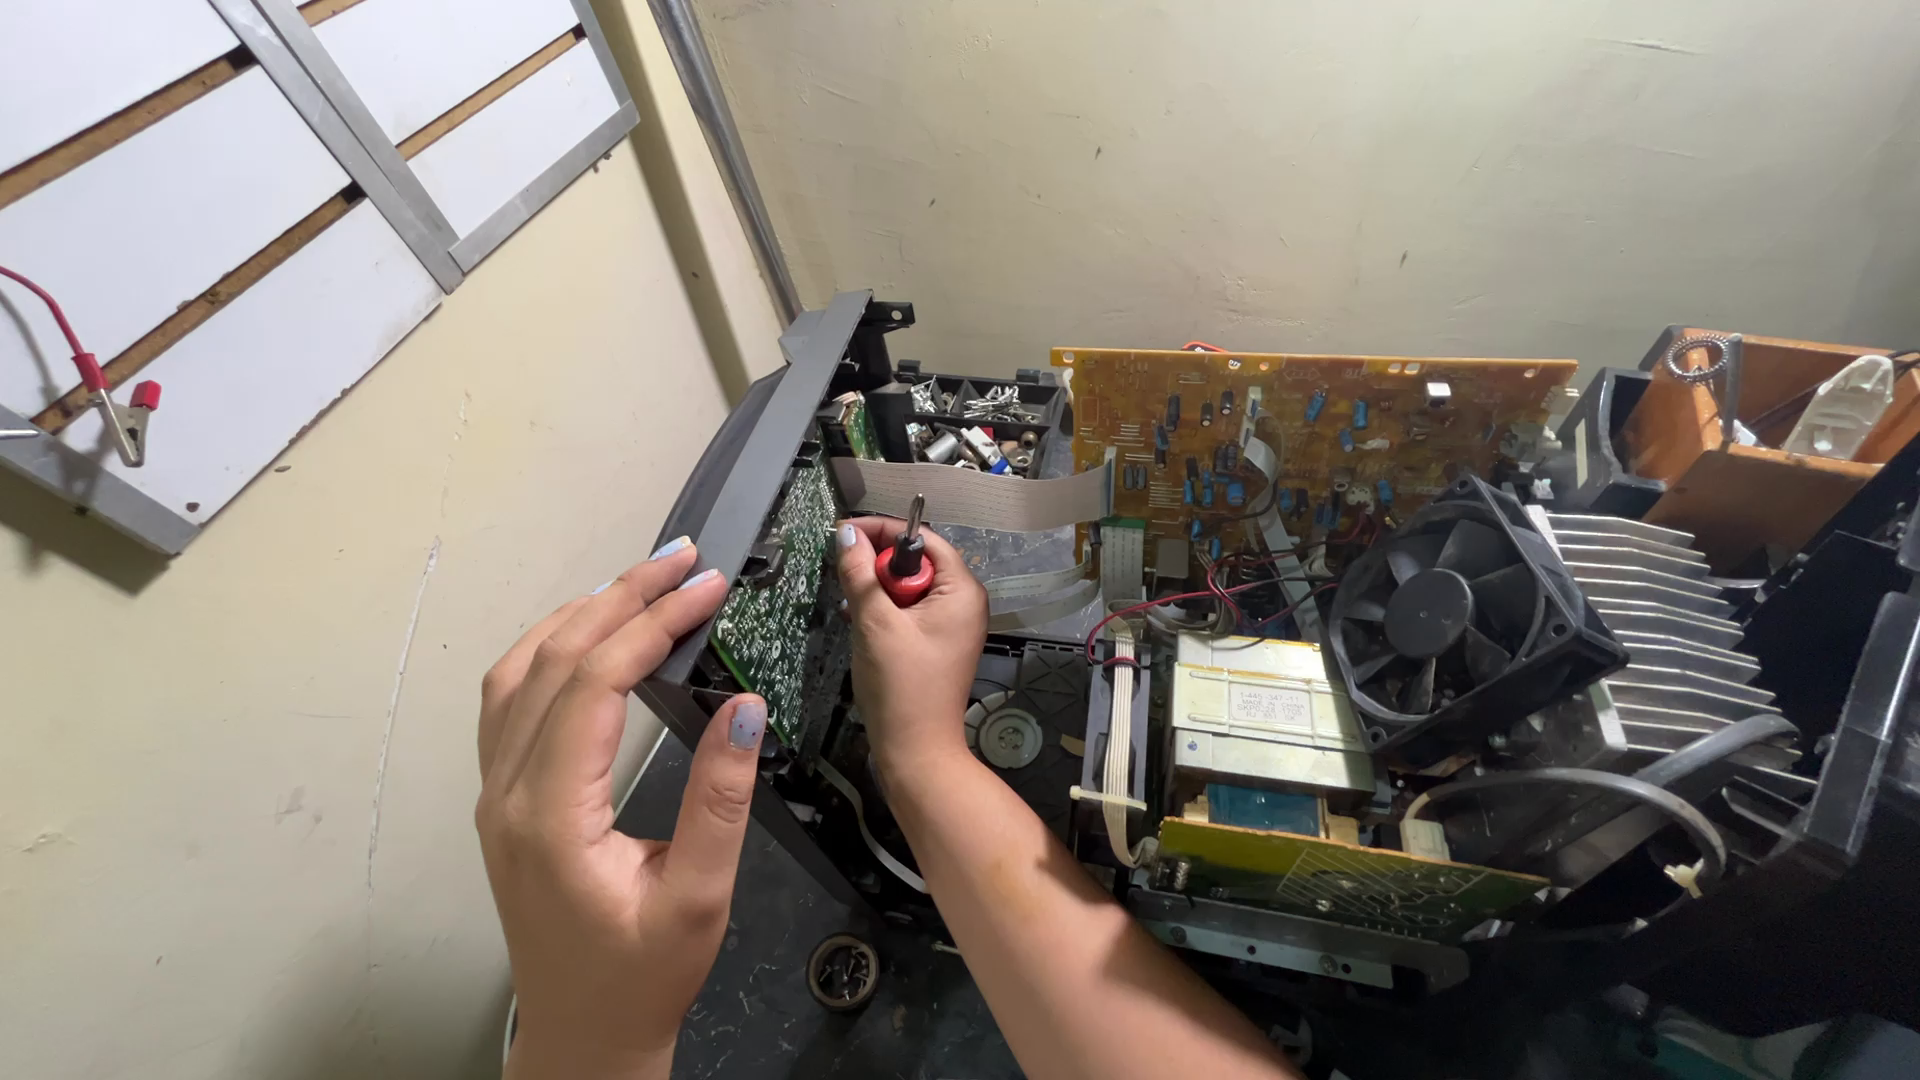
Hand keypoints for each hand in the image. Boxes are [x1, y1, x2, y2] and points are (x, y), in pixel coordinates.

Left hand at [475, 540, 764, 1079]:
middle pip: (554, 659)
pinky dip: (551, 645)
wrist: (582, 1036)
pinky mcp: (503, 795)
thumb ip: (720, 798)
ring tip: (643, 579)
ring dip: (582, 612)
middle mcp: (506, 790)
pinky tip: (587, 630)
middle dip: (623, 598)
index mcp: (549, 813)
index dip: (654, 624)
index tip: (710, 588)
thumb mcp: (699, 894)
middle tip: (684, 559)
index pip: (596, 683)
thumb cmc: (644, 974)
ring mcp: (495, 791)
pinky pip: (511, 696)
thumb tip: (743, 707)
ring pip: (521, 669)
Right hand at [835, 517, 986, 776]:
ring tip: (850, 602)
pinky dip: (885, 610)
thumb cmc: (900, 685)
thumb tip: (846, 533)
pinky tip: (860, 621)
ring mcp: (953, 625)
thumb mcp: (874, 623)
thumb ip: (860, 574)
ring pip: (909, 587)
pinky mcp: (938, 643)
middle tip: (844, 574)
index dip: (883, 531)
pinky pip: (910, 611)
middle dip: (878, 564)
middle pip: (917, 562)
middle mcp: (964, 602)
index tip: (844, 533)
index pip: (923, 539)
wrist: (916, 751)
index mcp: (962, 590)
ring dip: (877, 589)